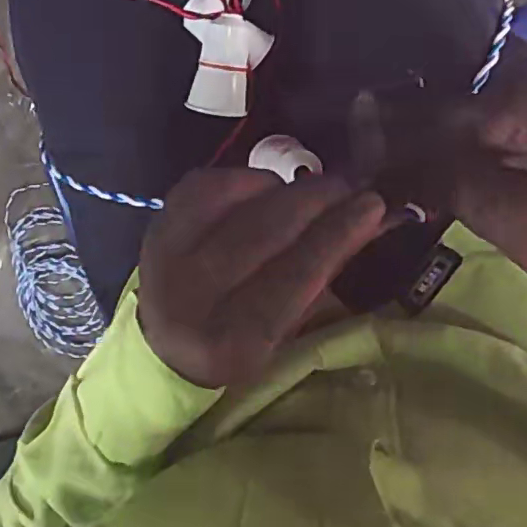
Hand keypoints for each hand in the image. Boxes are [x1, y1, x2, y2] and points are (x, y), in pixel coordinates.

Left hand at [138, 169, 388, 388]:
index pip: (290, 278)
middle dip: (312, 201)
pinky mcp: (155, 227)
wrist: (164, 348)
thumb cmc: (239, 343)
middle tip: (349, 186)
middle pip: (258, 234)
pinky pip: (203, 185)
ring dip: (280, 186)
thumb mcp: (286, 333)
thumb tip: (371, 221)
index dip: (333, 236)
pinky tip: (268, 186)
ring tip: (312, 188)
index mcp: (230, 343)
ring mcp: (164, 257)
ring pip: (229, 202)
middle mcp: (189, 299)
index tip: (371, 205)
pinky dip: (242, 178)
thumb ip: (323, 279)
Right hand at [390, 43, 526, 347]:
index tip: (357, 150)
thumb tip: (395, 158)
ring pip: (476, 120)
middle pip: (457, 104)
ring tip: (395, 168)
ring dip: (437, 144)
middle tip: (371, 161)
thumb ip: (451, 179)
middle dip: (411, 130)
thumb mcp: (515, 220)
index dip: (393, 130)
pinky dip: (466, 153)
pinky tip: (441, 174)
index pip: (440, 107)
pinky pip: (499, 135)